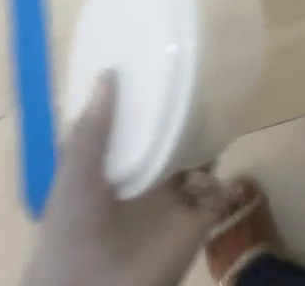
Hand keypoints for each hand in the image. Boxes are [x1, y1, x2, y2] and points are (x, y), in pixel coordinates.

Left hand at [22, 72, 229, 285]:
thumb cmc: (73, 235)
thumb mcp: (75, 179)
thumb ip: (91, 133)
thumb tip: (109, 74)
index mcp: (111, 171)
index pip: (132, 129)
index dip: (144, 104)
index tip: (160, 69)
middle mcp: (144, 182)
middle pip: (171, 141)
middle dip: (187, 117)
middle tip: (205, 80)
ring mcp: (172, 202)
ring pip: (199, 162)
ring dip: (210, 142)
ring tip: (226, 106)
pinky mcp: (198, 220)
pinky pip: (220, 193)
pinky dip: (228, 177)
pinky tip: (232, 153)